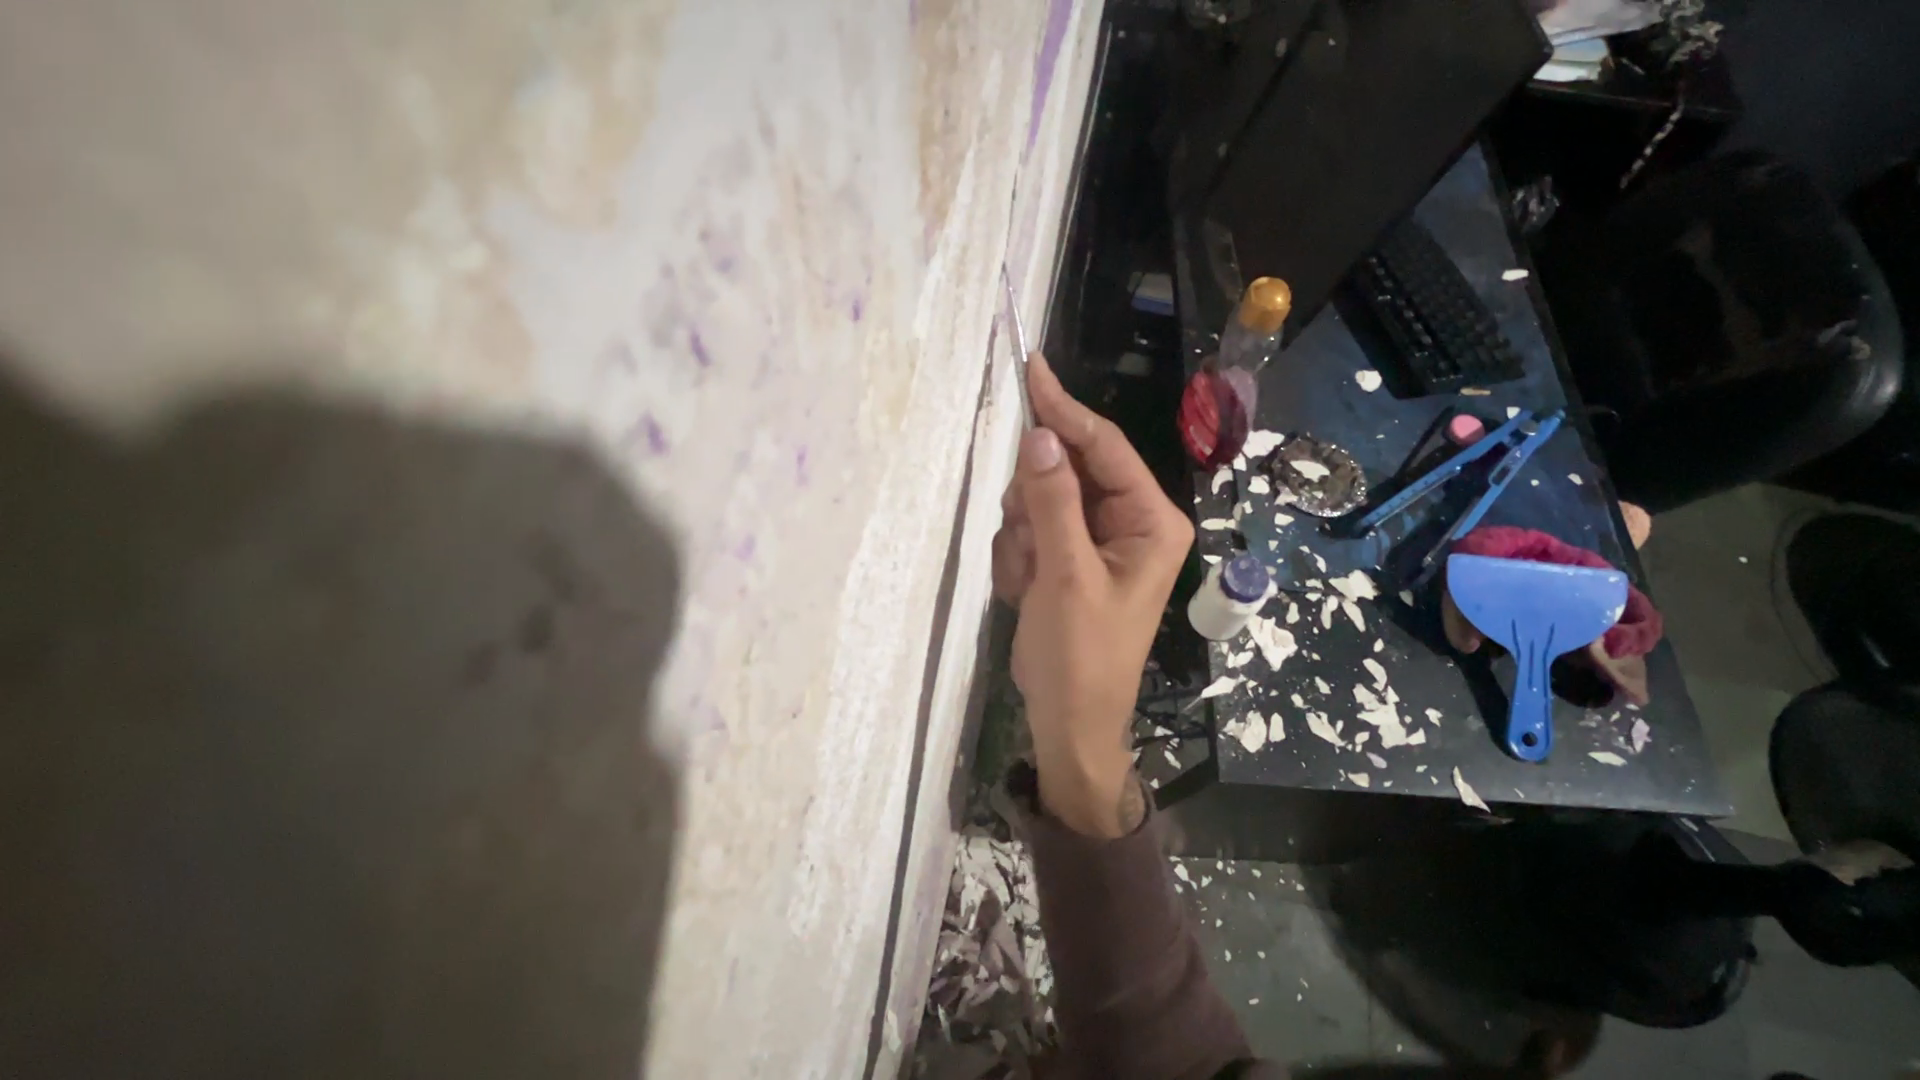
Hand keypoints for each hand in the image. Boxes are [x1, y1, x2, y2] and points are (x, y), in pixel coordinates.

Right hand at [991, 353, 1194, 836]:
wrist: (1068, 723)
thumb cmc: (1081, 656)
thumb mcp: (1065, 577)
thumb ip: (1052, 502)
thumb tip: (1038, 437)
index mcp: (1149, 520)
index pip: (1105, 447)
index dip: (1064, 409)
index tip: (1030, 368)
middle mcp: (1128, 522)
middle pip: (1065, 471)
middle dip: (1034, 505)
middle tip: (1027, 546)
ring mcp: (1095, 541)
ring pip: (1039, 500)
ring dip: (1022, 539)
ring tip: (1030, 584)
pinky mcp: (1068, 560)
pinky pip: (1029, 530)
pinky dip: (1018, 558)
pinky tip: (1025, 594)